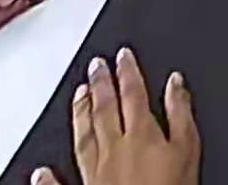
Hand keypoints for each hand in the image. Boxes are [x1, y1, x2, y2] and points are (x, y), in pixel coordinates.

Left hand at [34, 48, 199, 184]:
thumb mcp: (188, 148)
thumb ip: (180, 112)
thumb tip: (174, 82)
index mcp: (141, 133)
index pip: (133, 93)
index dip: (127, 71)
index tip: (121, 55)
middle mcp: (113, 150)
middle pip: (105, 110)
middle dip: (101, 84)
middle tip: (94, 64)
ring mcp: (94, 177)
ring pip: (83, 138)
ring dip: (80, 114)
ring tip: (77, 94)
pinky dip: (48, 181)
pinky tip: (39, 172)